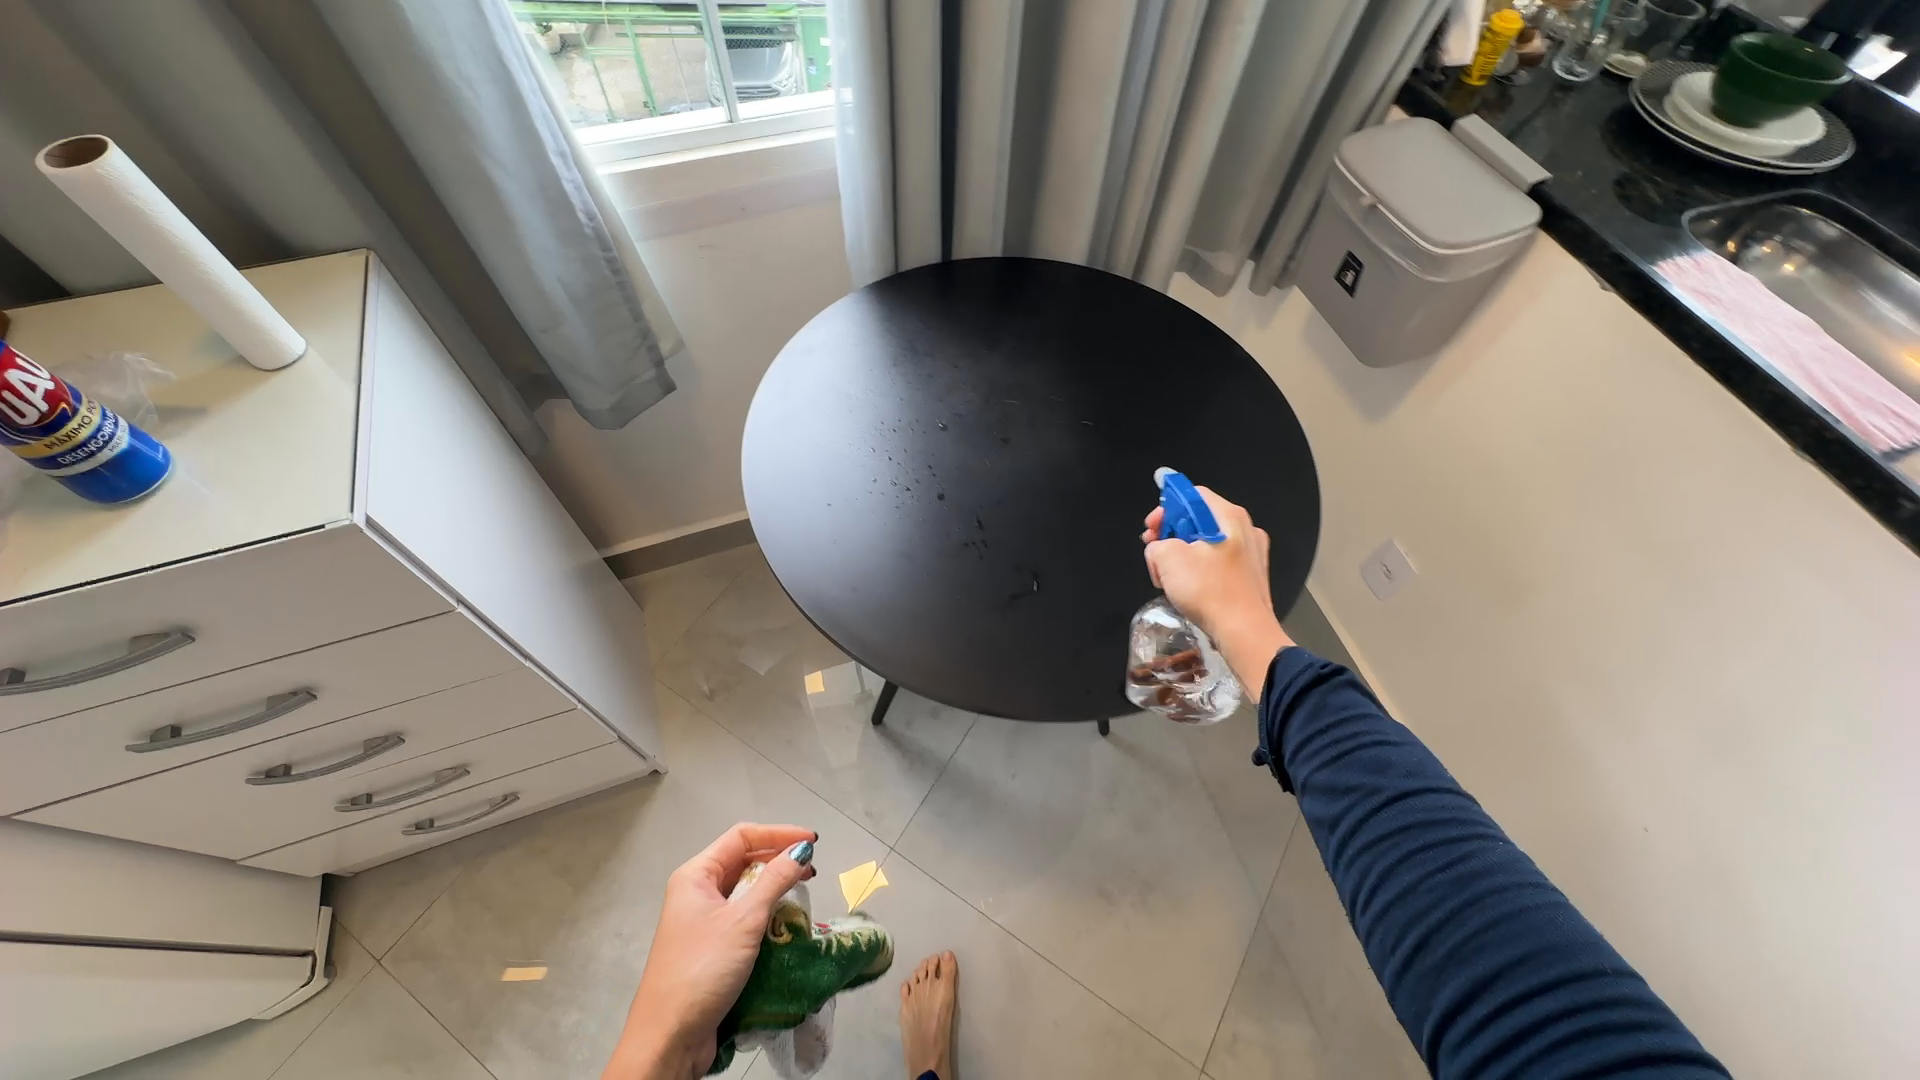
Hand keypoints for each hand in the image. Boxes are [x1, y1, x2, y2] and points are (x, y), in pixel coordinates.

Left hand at [604, 823, 817, 1079]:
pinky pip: (743, 916)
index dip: (778, 834)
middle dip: (778, 860)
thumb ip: (775, 880)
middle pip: (743, 860)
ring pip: (745, 890)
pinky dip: (766, 913)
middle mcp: (696, 892)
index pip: (742, 836)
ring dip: (774, 887)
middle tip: (811, 870)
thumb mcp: (744, 920)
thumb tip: (802, 849)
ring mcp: (702, 920)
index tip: (812, 842)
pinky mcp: (711, 947)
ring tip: (803, 892)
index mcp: (696, 875)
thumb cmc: (703, 969)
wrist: (668, 1039)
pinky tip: (785, 921)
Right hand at [1142, 487, 1292, 693]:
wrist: (1244, 632)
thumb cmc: (1208, 590)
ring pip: (1207, 542)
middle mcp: (1245, 528)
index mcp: (1228, 516)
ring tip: (1166, 575)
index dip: (1166, 507)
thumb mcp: (1168, 559)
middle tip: (1152, 550)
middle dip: (1170, 532)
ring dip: (1181, 553)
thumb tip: (1160, 550)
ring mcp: (1252, 553)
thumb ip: (1157, 544)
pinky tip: (1187, 587)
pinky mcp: (1251, 576)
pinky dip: (1198, 568)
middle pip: (1199, 518)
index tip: (1150, 528)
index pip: (1193, 494)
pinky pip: (1218, 561)